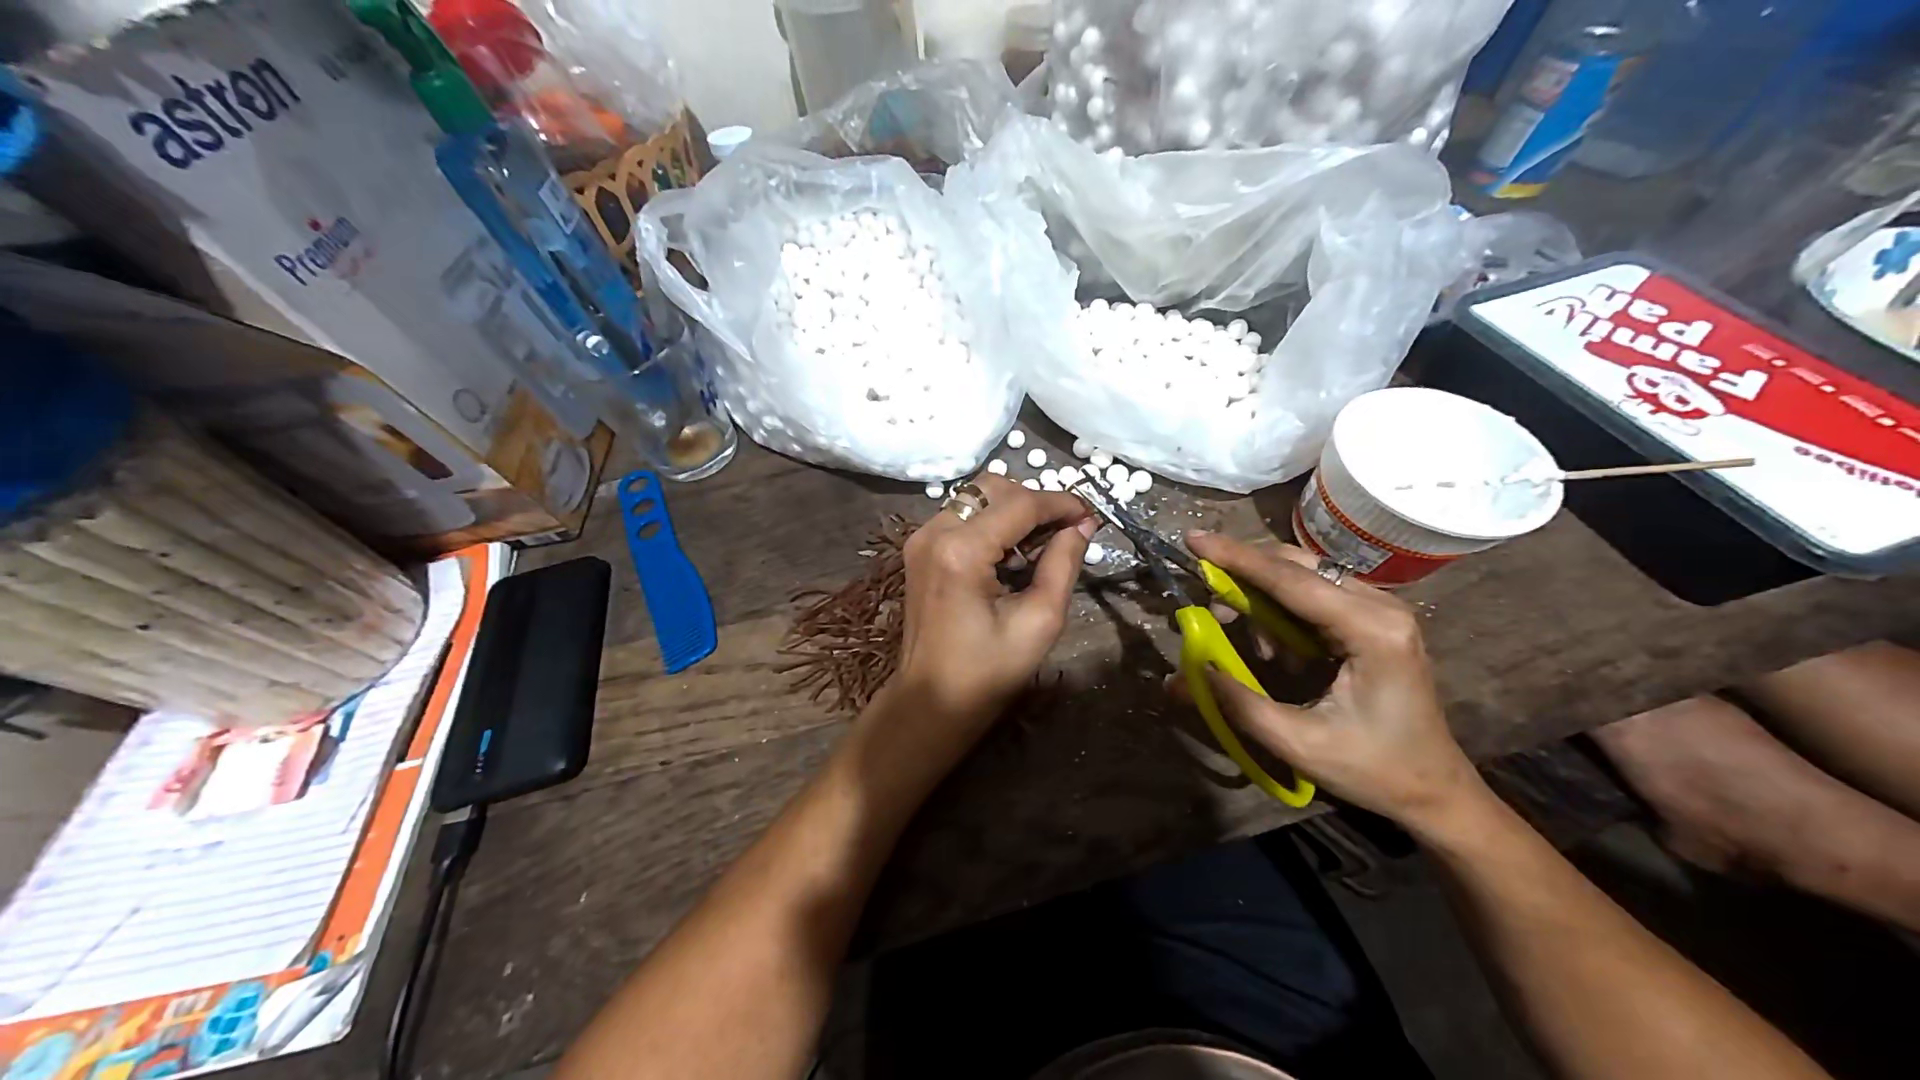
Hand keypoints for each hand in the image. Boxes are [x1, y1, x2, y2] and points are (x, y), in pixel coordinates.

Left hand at [889, 473, 1095, 737]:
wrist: (931, 700)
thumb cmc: (988, 671)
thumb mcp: (1040, 621)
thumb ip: (1063, 564)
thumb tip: (1083, 525)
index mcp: (961, 551)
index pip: (1021, 504)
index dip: (1061, 503)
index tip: (1091, 515)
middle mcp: (934, 533)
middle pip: (994, 488)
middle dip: (1035, 503)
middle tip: (1064, 533)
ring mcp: (921, 539)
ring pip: (977, 498)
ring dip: (1013, 511)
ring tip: (1038, 547)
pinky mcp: (919, 549)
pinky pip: (962, 516)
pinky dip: (991, 523)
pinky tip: (1009, 555)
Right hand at [1181, 532, 1487, 830]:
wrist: (1434, 788)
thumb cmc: (1373, 768)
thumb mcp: (1298, 742)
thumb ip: (1237, 703)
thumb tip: (1183, 673)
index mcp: (1371, 630)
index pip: (1290, 579)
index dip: (1236, 557)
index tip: (1193, 540)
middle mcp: (1381, 605)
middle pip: (1296, 564)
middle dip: (1243, 574)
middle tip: (1208, 602)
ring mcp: (1381, 608)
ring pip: (1302, 574)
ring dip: (1261, 595)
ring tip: (1243, 638)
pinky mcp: (1373, 618)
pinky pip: (1313, 594)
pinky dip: (1280, 609)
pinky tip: (1275, 647)